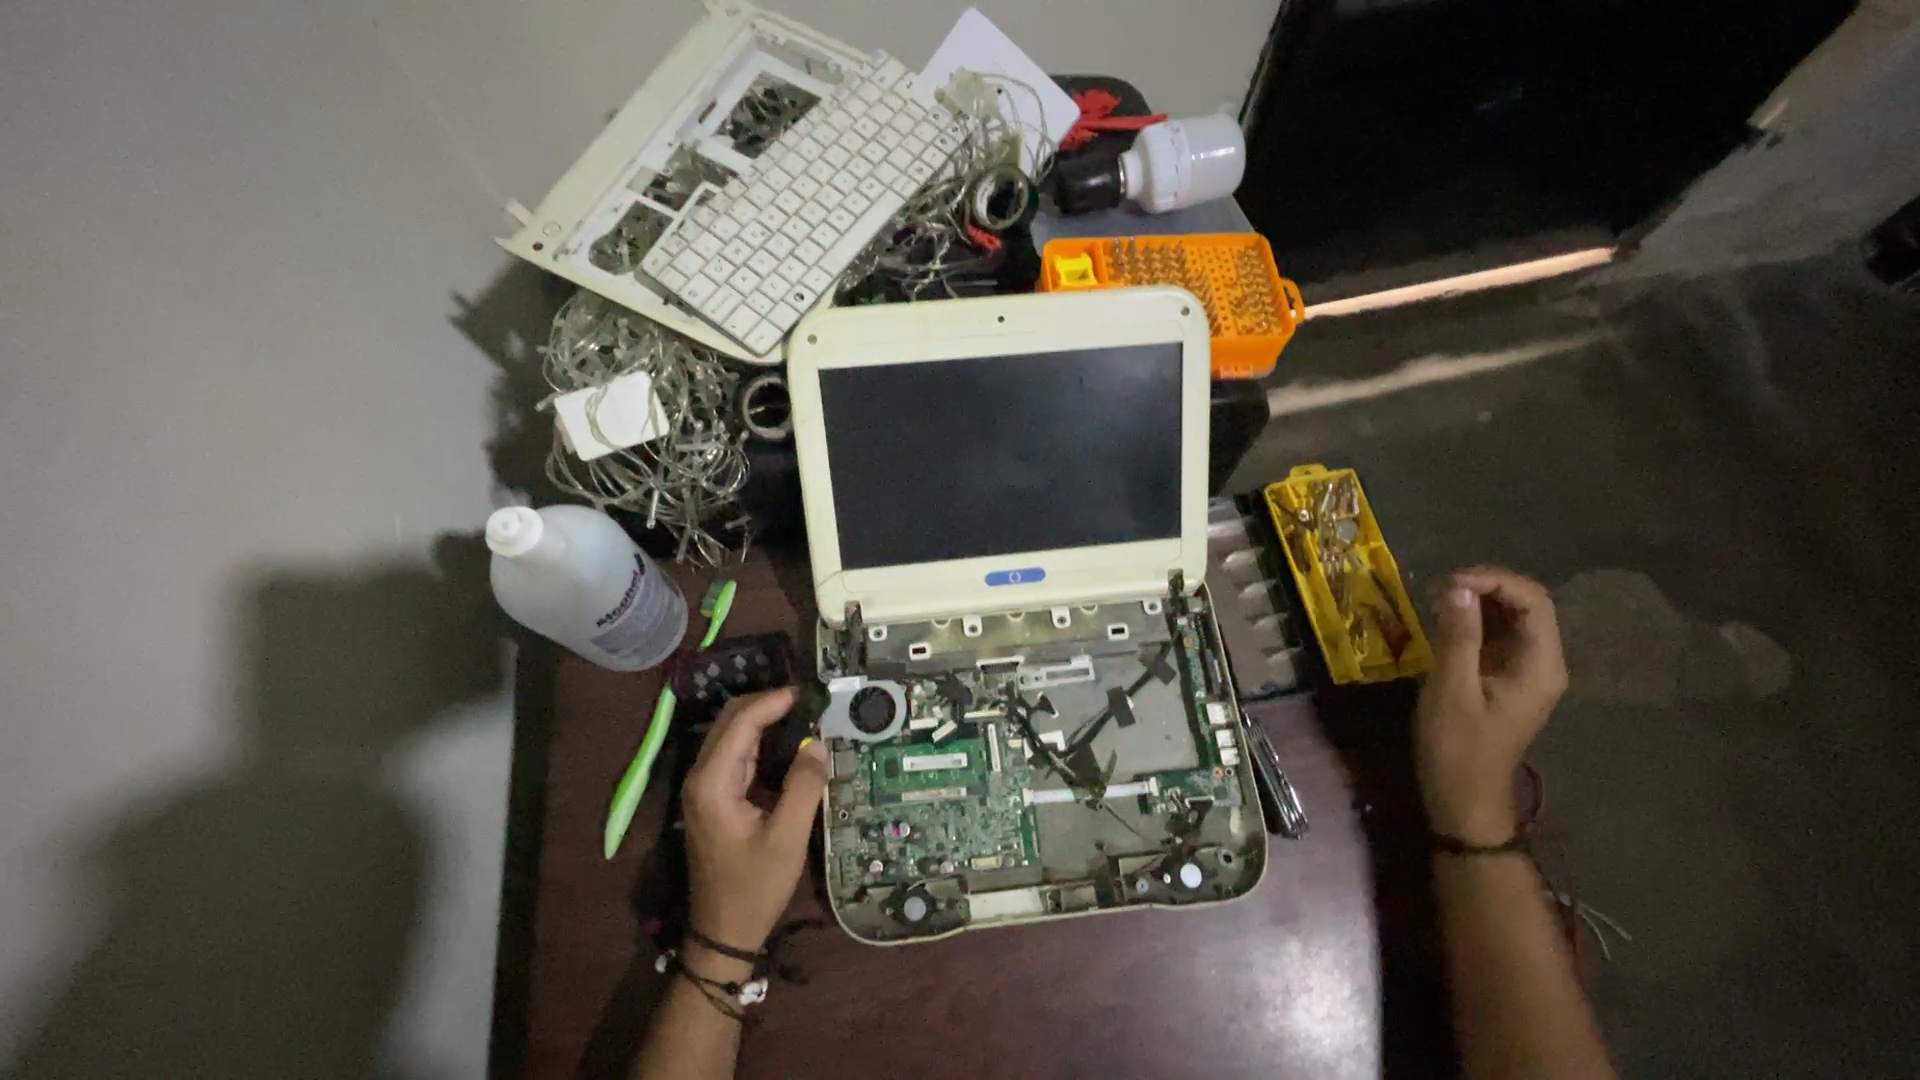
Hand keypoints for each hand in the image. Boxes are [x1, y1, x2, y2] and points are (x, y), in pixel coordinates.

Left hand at [681, 687, 828, 952]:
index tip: (808, 693)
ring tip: (805, 714)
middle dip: (768, 704)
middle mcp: (702, 777)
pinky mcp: (716, 798)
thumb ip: (803, 786)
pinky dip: (762, 741)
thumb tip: (818, 744)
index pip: (740, 723)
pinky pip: (738, 756)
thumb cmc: (754, 887)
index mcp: (713, 782)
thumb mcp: (787, 838)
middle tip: (810, 700)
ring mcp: (706, 787)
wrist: (723, 932)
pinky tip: (790, 742)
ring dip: (765, 720)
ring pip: (733, 736)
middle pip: (731, 721)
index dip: (773, 702)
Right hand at [1415, 566, 1567, 844]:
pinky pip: (1498, 634)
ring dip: (1477, 600)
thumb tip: (1457, 587)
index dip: (1494, 581)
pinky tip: (1443, 619)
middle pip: (1527, 604)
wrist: (1463, 797)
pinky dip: (1473, 619)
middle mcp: (1543, 662)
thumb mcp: (1451, 688)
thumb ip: (1458, 636)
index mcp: (1541, 665)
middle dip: (1485, 586)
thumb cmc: (1458, 746)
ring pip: (1512, 616)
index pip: (1533, 601)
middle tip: (1437, 588)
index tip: (1448, 582)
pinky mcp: (1507, 676)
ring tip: (1434, 598)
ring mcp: (1526, 669)